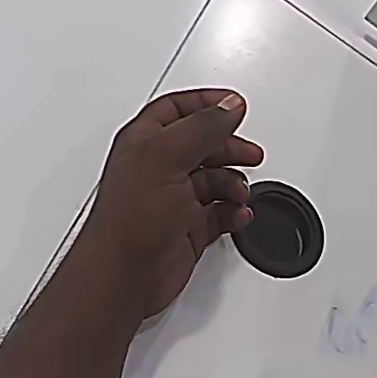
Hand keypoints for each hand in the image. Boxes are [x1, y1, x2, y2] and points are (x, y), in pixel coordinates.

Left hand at [71, 88, 263, 317]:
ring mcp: (174, 200)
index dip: (207, 103)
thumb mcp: (168, 157)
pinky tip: (238, 215)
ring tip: (239, 193)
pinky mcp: (187, 229)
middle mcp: (159, 168)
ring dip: (234, 184)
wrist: (126, 275)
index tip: (234, 104)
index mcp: (146, 142)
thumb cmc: (130, 220)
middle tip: (250, 153)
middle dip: (230, 147)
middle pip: (203, 145)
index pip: (178, 110)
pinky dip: (233, 212)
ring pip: (215, 181)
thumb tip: (228, 106)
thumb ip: (202, 127)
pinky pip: (220, 214)